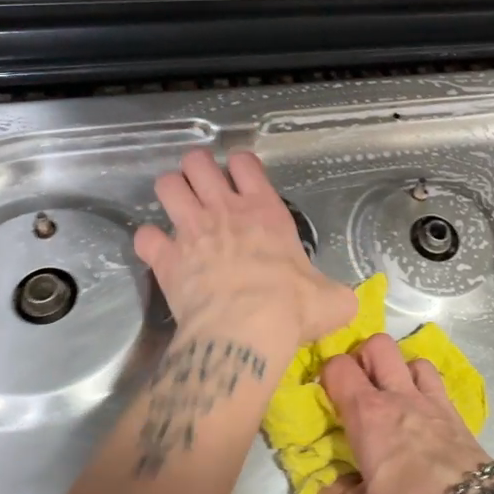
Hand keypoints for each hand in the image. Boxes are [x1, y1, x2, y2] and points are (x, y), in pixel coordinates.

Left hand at [134, 149, 355, 346]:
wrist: (245, 330)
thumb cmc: (291, 308)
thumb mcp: (332, 299)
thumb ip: (338, 293)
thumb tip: (348, 304)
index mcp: (265, 210)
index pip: (245, 163)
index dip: (239, 166)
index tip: (240, 179)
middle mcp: (225, 210)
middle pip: (197, 163)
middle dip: (196, 170)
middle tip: (202, 188)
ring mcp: (191, 229)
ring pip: (167, 186)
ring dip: (170, 194)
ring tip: (178, 209)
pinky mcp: (165, 257)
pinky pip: (144, 235)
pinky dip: (149, 241)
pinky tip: (158, 251)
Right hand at [317, 334, 491, 493]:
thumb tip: (332, 487)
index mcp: (367, 416)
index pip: (339, 368)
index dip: (327, 374)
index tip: (325, 396)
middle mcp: (399, 396)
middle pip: (378, 345)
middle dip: (363, 357)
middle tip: (358, 389)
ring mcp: (432, 401)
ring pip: (411, 358)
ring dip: (397, 370)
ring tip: (391, 399)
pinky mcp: (457, 414)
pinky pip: (436, 381)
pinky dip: (423, 386)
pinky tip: (421, 412)